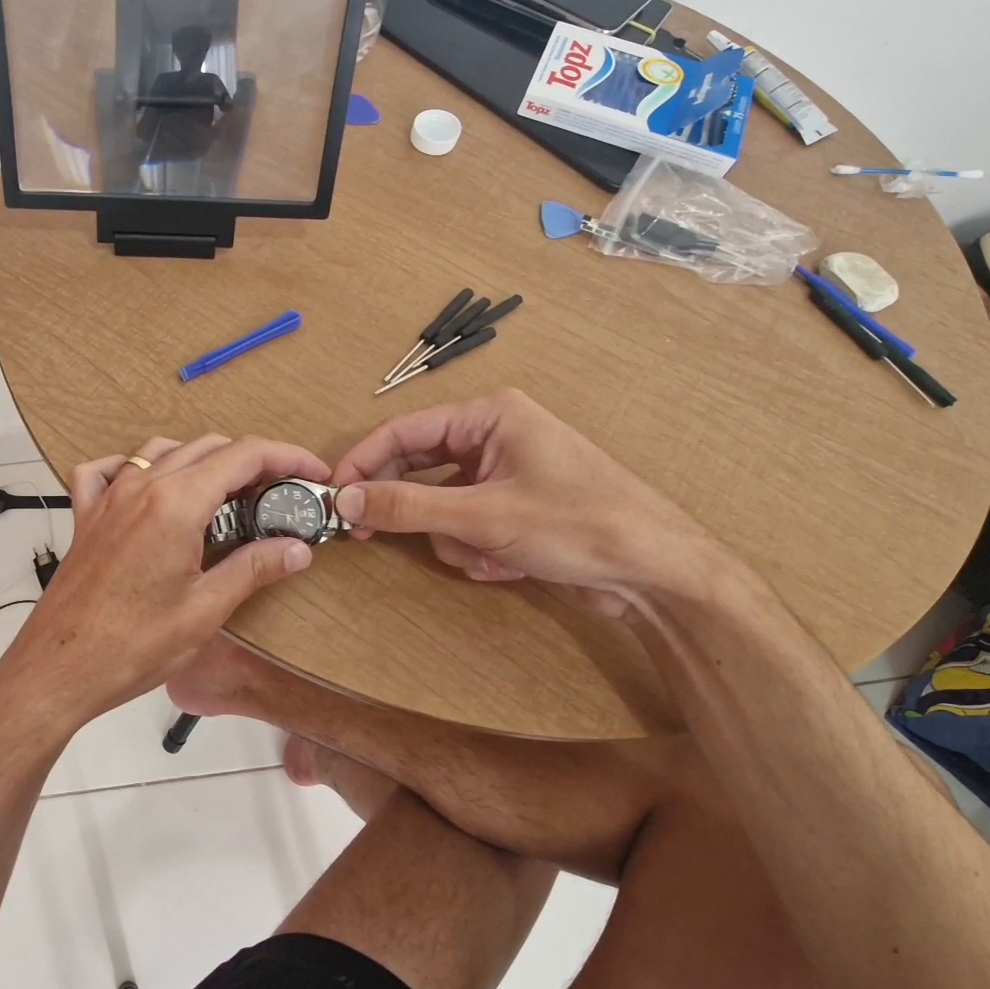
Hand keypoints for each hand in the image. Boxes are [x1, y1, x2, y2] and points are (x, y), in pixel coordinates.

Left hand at [0, 434, 330, 733]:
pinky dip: (137, 466)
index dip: (287, 458)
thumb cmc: (129, 648)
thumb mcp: (205, 611)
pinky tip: (152, 486)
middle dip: (253, 462)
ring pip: (164, 451)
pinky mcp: (87, 517)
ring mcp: (108, 499)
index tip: (312, 473)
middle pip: (209, 447)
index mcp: (175, 505)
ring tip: (229, 492)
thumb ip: (254, 568)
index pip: (244, 455)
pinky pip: (110, 470)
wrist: (58, 671)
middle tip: (281, 493)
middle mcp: (140, 488)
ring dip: (203, 460)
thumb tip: (297, 549)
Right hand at [330, 389, 722, 613]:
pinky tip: (507, 563)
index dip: (363, 463)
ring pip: (441, 505)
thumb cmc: (576, 524)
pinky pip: (467, 525)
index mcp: (489, 415)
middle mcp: (494, 436)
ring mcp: (505, 474)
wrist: (655, 572)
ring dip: (454, 538)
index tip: (334, 496)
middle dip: (412, 510)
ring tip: (487, 555)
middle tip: (369, 534)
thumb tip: (345, 498)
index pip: (403, 431)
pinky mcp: (514, 509)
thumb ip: (407, 506)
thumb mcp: (482, 516)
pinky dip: (476, 549)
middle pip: (419, 468)